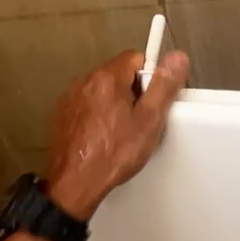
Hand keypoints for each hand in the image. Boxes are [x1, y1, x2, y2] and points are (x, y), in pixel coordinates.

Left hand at [44, 49, 189, 218]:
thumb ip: (164, 86)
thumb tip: (178, 56)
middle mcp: (85, 80)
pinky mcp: (62, 113)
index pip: (136, 57)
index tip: (151, 102)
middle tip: (139, 121)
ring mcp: (70, 97)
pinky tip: (103, 137)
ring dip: (114, 103)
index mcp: (107, 77)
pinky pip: (87, 104)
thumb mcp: (149, 121)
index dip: (150, 77)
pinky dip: (97, 114)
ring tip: (121, 132)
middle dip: (132, 91)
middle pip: (119, 73)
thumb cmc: (113, 154)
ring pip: (103, 90)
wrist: (74, 184)